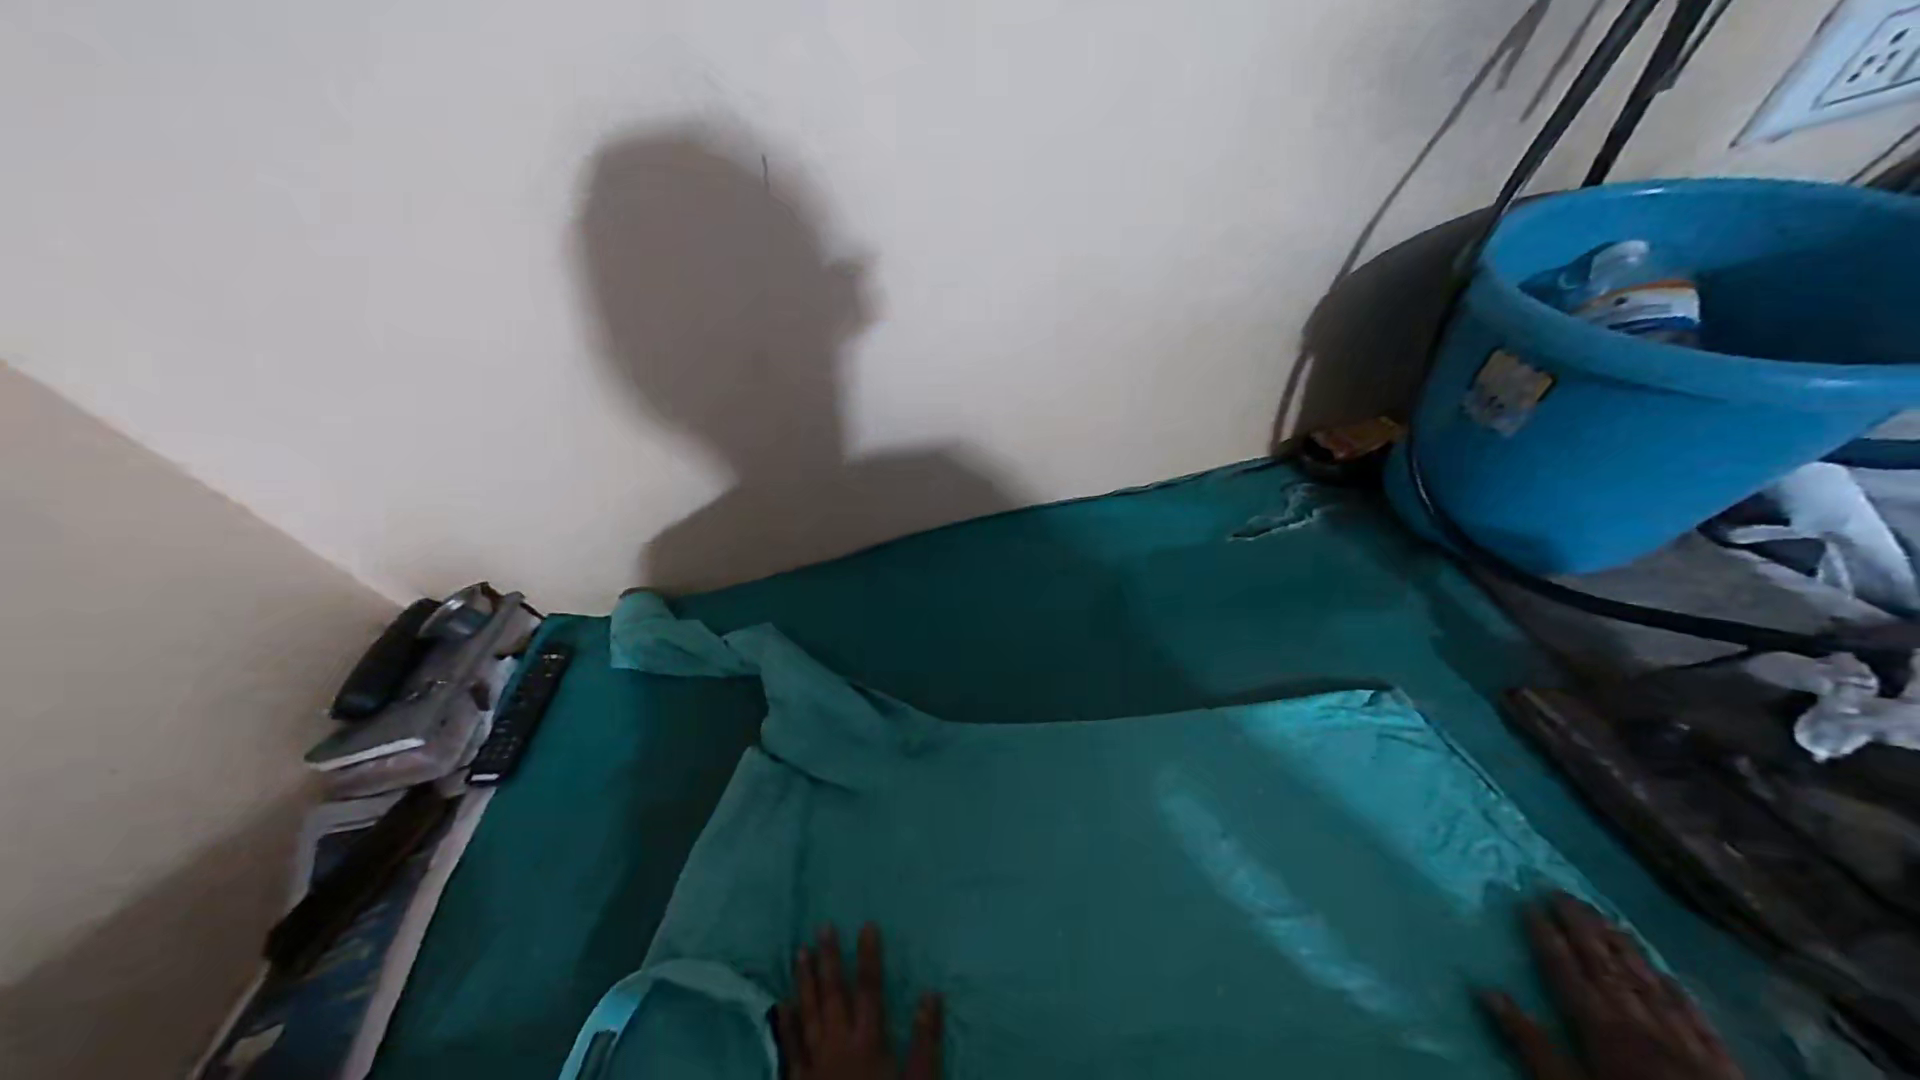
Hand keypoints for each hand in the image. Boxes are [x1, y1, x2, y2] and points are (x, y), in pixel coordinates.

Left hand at [776, 924, 942, 1079]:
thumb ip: (926, 1042)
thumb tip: (931, 994)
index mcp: (869, 1044)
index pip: (870, 990)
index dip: (868, 957)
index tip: (867, 926)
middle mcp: (839, 1047)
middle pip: (834, 995)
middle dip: (830, 959)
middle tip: (824, 927)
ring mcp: (815, 1066)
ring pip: (808, 1014)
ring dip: (805, 982)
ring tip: (801, 952)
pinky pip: (790, 1049)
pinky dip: (786, 1025)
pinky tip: (781, 1005)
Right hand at [1480, 891, 1743, 1079]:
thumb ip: (1530, 1043)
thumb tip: (1485, 990)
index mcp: (1599, 1027)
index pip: (1564, 969)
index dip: (1544, 934)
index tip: (1527, 902)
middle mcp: (1639, 1021)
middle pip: (1604, 964)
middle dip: (1581, 925)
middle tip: (1560, 891)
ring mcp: (1684, 1040)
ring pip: (1648, 981)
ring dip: (1622, 945)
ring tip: (1603, 915)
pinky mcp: (1721, 1064)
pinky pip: (1696, 1017)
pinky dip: (1676, 990)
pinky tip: (1665, 972)